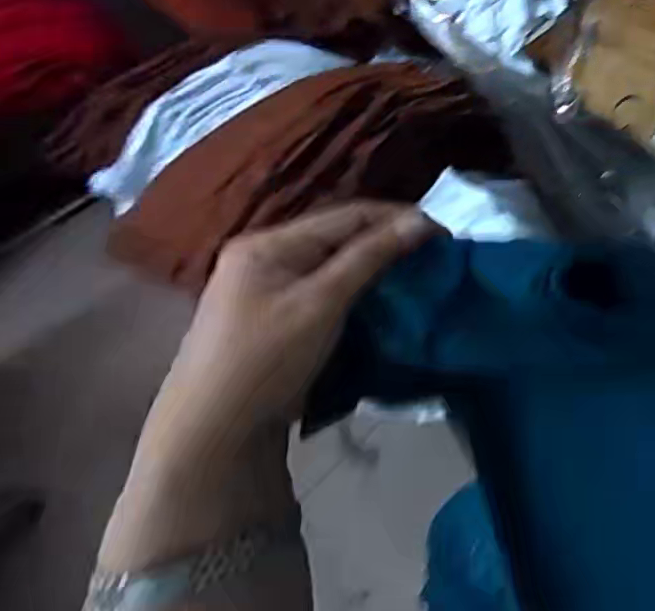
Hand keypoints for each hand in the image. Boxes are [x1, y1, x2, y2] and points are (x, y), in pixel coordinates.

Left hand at [148, 203, 440, 461]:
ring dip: (379, 261)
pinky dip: (361, 283)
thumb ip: (373, 254)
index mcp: (268, 244)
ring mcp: (268, 284)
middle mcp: (266, 255)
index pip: (350, 214)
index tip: (444, 232)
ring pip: (339, 258)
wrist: (210, 441)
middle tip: (435, 251)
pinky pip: (330, 282)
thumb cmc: (264, 361)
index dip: (400, 218)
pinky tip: (384, 292)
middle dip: (391, 239)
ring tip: (418, 269)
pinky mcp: (277, 311)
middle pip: (343, 234)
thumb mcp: (323, 302)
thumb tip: (424, 220)